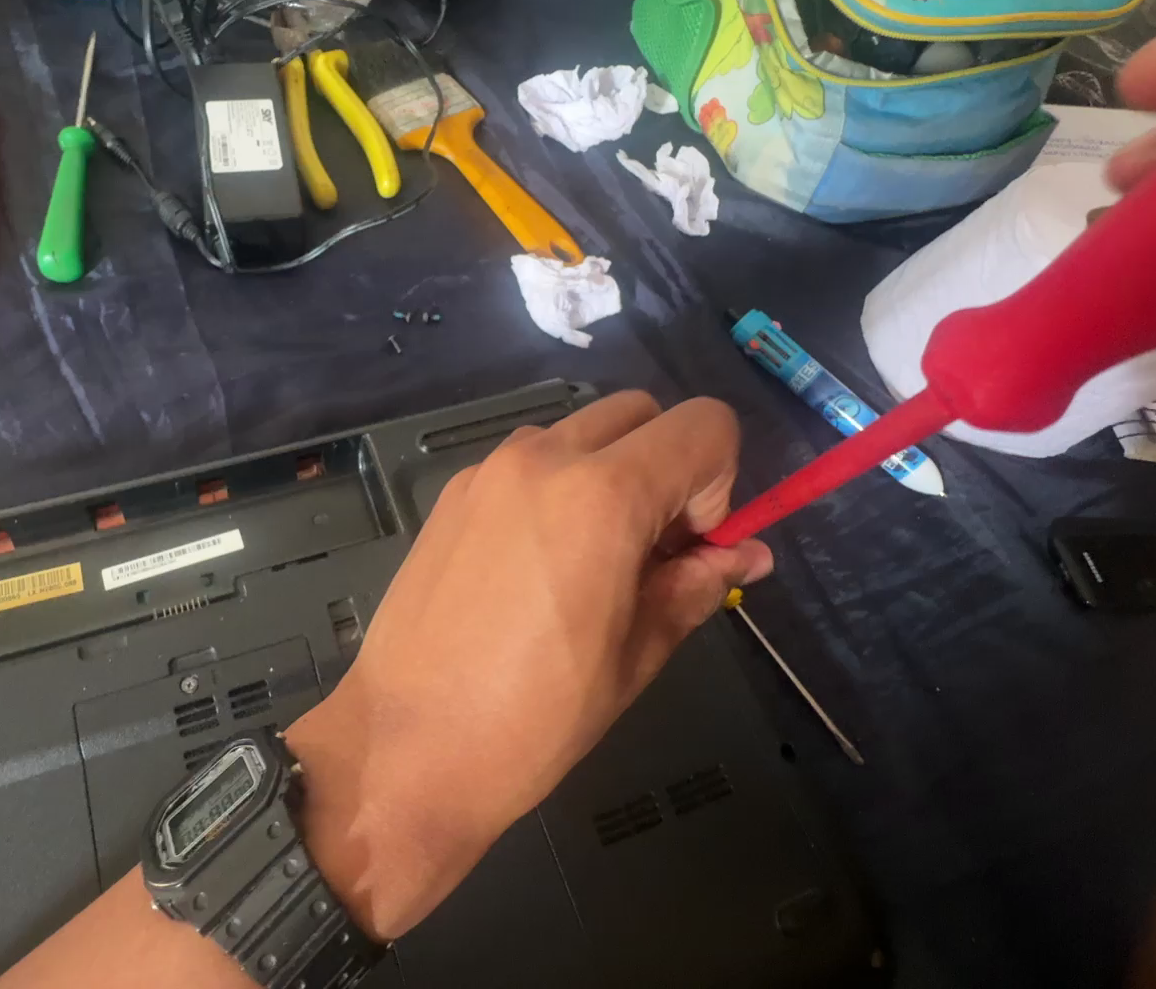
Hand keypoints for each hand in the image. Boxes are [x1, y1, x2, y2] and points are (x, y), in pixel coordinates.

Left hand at [285, 391, 772, 940]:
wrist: (408, 744)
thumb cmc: (535, 716)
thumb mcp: (637, 654)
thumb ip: (698, 584)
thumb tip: (748, 551)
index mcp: (601, 493)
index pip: (704, 425)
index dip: (720, 481)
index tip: (692, 545)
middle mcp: (541, 458)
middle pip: (639, 412)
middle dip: (666, 464)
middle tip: (651, 548)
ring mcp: (487, 471)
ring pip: (578, 431)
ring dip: (607, 471)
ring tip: (591, 558)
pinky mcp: (451, 493)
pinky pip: (526, 461)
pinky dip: (555, 485)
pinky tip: (535, 562)